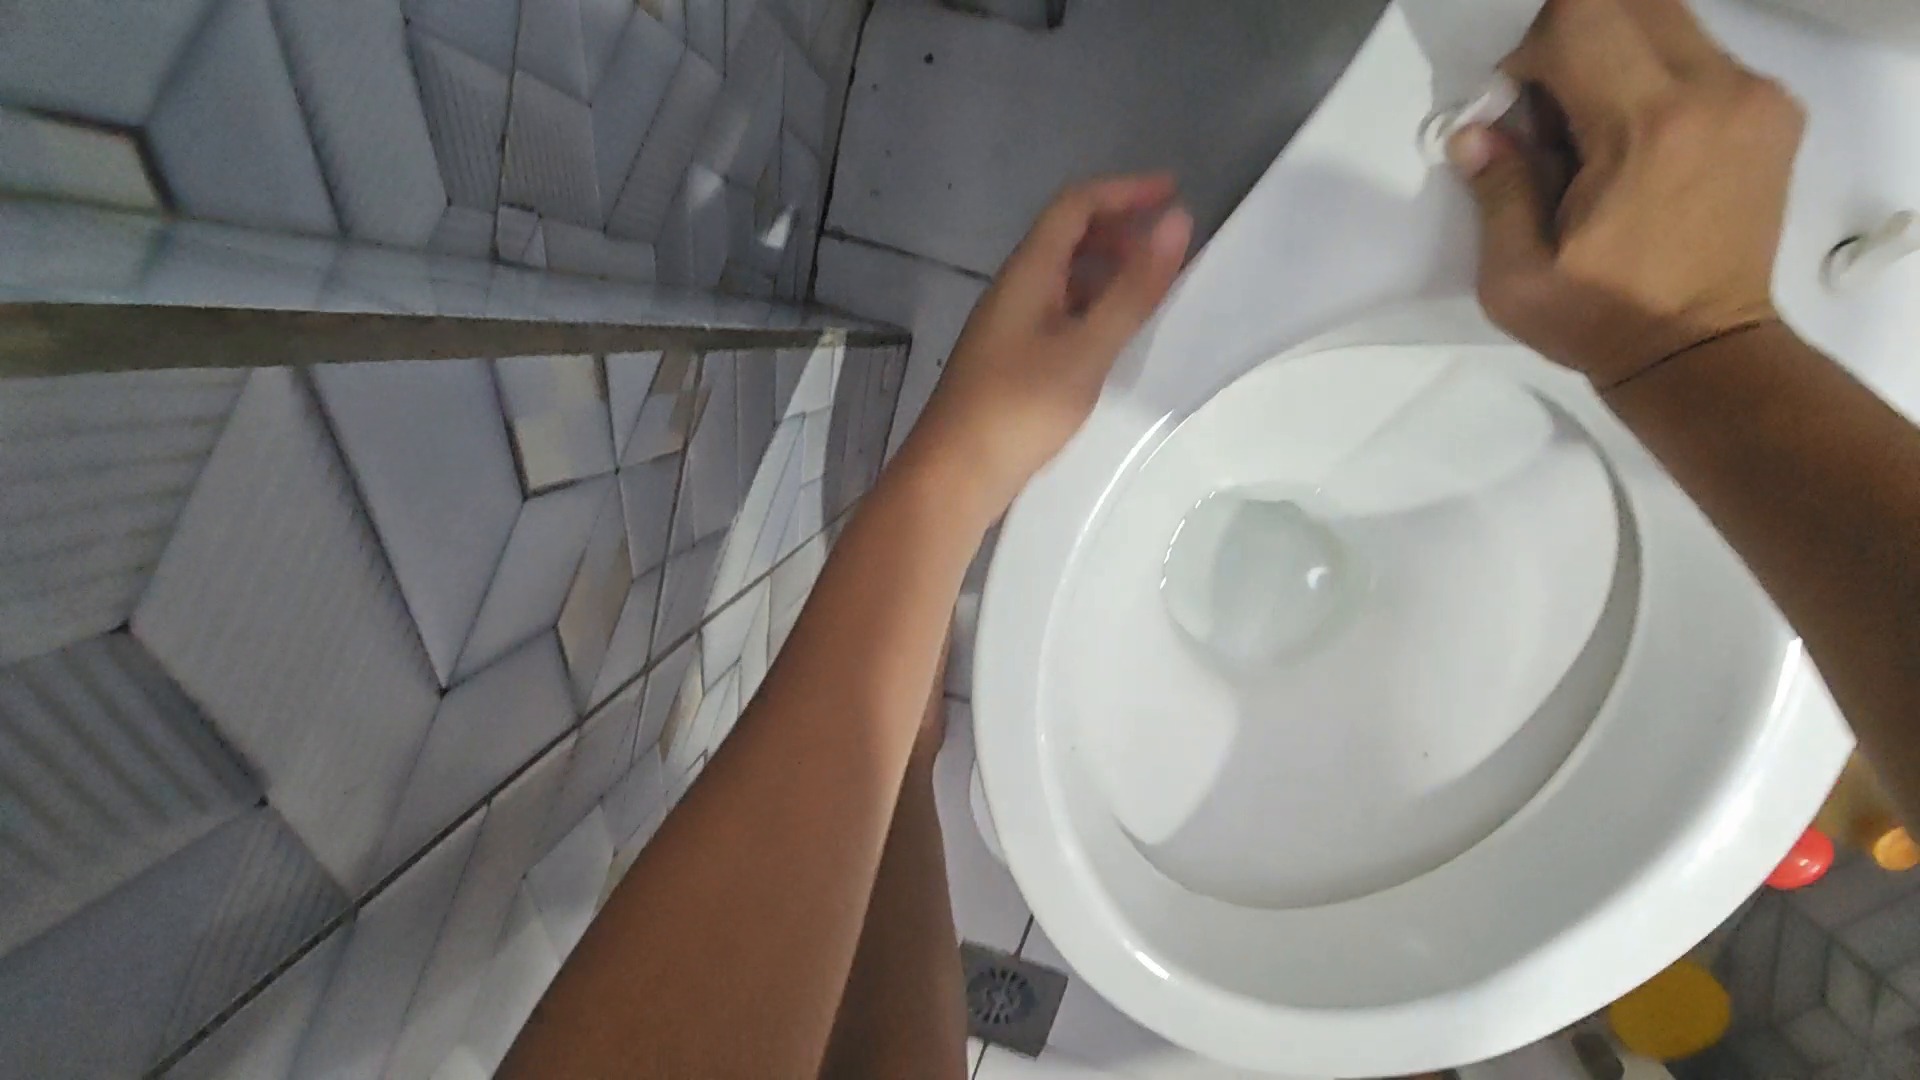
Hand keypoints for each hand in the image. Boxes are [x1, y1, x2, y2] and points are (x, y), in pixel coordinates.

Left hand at [905, 176, 1192, 509]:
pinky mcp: (1008, 363)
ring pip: (1062, 282)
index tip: (1175, 193)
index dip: (1125, 190)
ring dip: (1106, 276)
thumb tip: (1177, 221)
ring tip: (1149, 296)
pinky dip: (1089, 312)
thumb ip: (1133, 289)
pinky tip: (1110, 341)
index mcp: (1026, 274)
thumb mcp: (1086, 349)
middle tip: (1165, 253)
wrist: (954, 475)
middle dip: (1118, 233)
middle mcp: (1012, 291)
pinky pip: (1056, 317)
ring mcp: (1006, 329)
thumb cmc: (1018, 408)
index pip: (1075, 206)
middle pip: (1066, 239)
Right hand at [1449, 0, 1804, 387]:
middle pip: (1632, 3)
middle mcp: (1717, 89)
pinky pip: (1698, 56)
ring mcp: (1755, 95)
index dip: (1530, 53)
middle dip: (1570, 40)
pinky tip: (1622, 146)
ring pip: (1667, 22)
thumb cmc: (1594, 319)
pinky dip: (1646, 78)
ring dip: (1608, 58)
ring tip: (1579, 137)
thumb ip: (1498, 190)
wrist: (1697, 348)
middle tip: (1540, 116)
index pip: (1583, 21)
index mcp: (1647, 128)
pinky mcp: (1769, 109)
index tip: (1509, 113)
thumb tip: (1476, 132)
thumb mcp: (1514, 275)